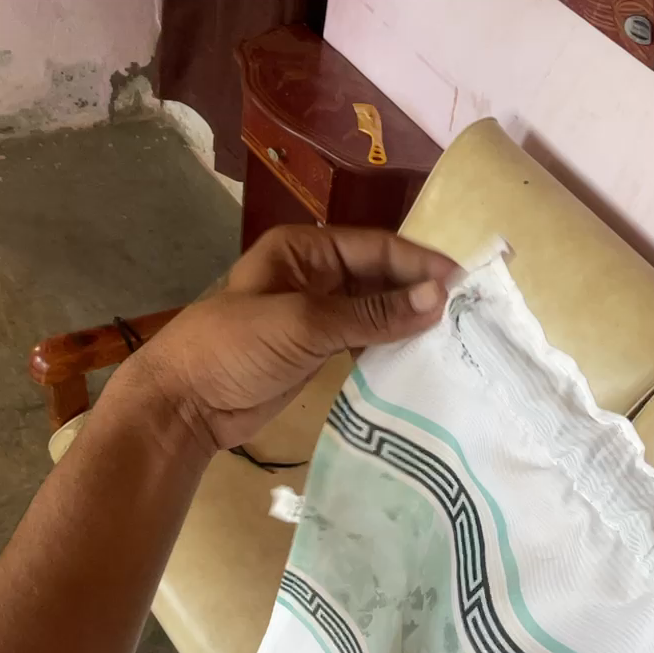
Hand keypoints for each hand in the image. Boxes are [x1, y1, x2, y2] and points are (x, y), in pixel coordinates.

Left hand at [123, 226, 457, 452]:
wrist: (187, 404)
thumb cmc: (235, 348)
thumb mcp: (305, 324)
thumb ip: (372, 314)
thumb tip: (438, 298)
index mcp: (305, 250)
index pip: (375, 248)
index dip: (420, 263)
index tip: (463, 284)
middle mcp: (315, 275)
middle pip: (379, 277)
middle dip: (418, 292)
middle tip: (466, 314)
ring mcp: (317, 315)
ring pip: (374, 311)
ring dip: (407, 322)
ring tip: (451, 338)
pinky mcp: (318, 351)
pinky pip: (363, 341)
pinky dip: (388, 348)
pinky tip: (416, 359)